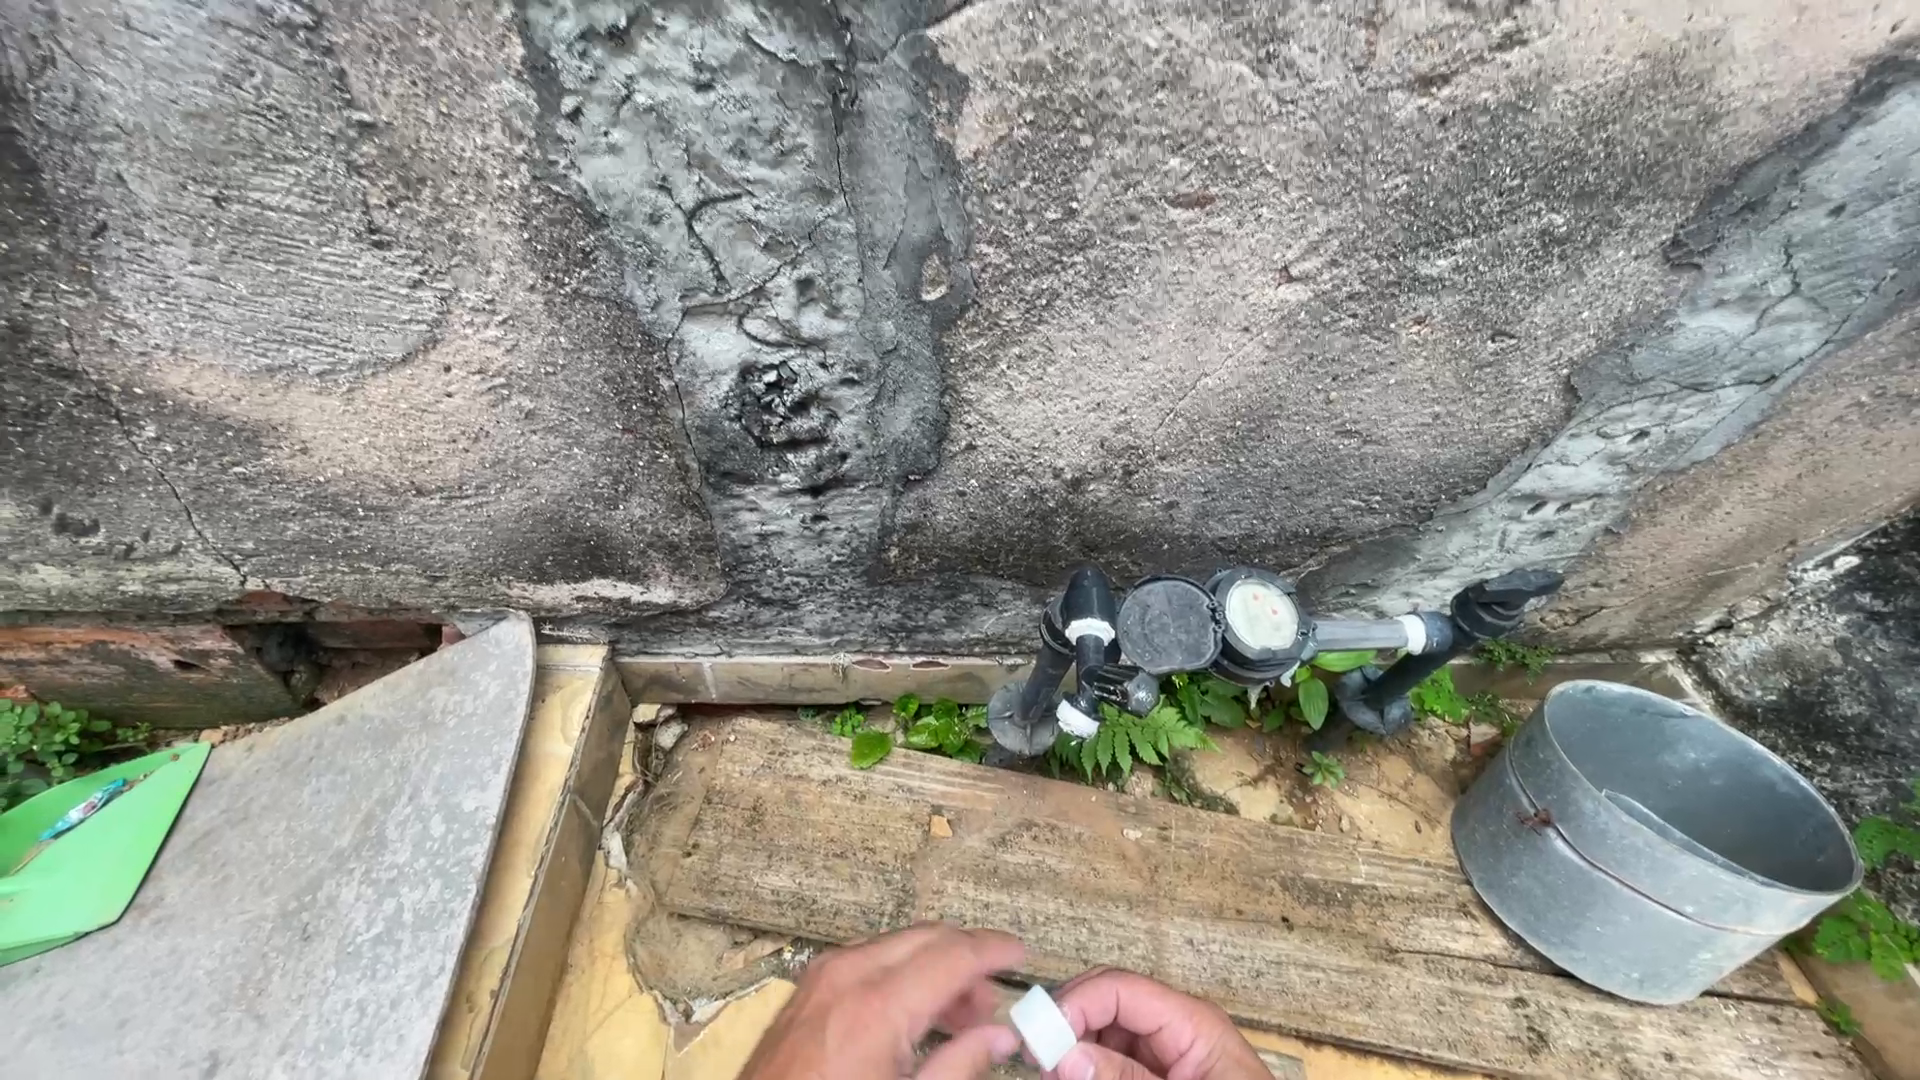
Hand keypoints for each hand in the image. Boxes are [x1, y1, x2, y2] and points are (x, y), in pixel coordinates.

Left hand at [737, 924, 1026, 1079]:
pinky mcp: (810, 984)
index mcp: (877, 1006)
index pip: (954, 954)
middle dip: (967, 957)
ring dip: (936, 963)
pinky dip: (902, 970)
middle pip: (927, 937)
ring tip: (959, 1013)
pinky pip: (870, 957)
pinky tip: (915, 1009)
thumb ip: (959, 1065)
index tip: (1022, 953)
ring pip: (899, 943)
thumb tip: (1002, 1037)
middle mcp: (850, 973)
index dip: (994, 950)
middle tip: (993, 998)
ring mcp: (825, 974)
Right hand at [1044, 968, 1267, 1079]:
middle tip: (1038, 1062)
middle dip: (1069, 1024)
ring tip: (1051, 1074)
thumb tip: (1066, 1056)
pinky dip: (1092, 1067)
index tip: (1041, 1042)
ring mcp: (1168, 1055)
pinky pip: (1117, 1060)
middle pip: (1108, 1002)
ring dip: (1075, 1049)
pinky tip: (1073, 1077)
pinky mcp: (1161, 1076)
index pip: (1120, 988)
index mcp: (1190, 1022)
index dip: (1076, 1004)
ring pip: (1106, 1032)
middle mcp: (1176, 1028)